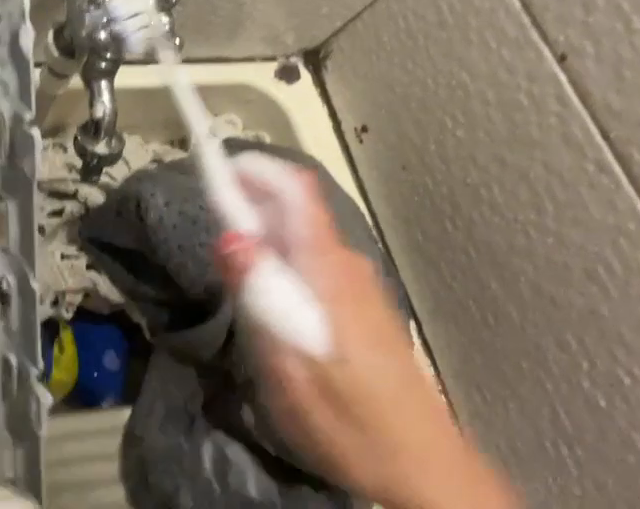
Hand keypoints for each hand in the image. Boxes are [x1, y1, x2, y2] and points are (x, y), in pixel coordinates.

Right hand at [216, 155, 517, 508]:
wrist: (425, 471)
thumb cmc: (349, 421)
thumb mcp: (287, 365)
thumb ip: (258, 296)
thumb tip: (229, 237)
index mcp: (326, 267)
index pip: (294, 188)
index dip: (254, 167)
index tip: (214, 169)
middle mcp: (345, 263)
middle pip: (292, 209)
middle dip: (248, 210)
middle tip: (215, 249)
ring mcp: (357, 282)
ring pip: (300, 238)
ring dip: (263, 243)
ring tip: (238, 288)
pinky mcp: (361, 305)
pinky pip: (312, 262)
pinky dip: (283, 265)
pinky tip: (273, 312)